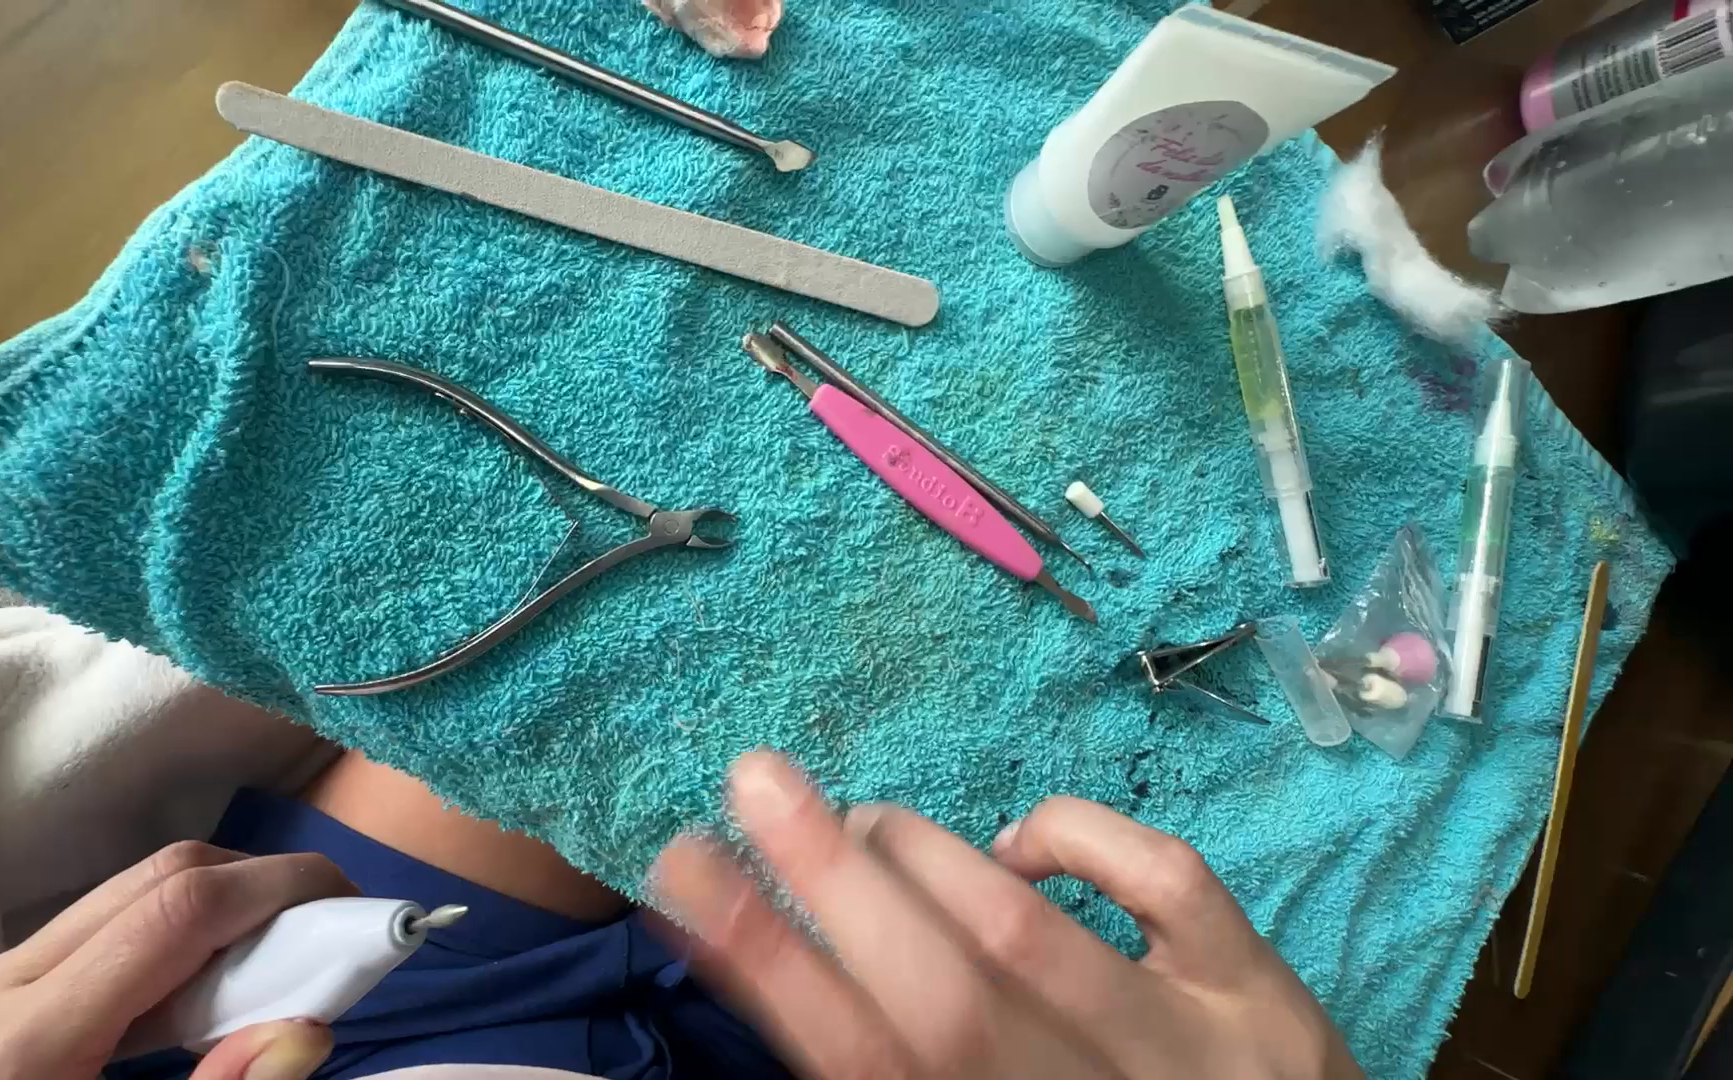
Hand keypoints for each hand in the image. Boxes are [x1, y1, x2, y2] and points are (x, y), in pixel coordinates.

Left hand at [0, 842, 356, 1079]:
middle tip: (322, 924)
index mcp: (14, 1052)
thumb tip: (313, 1027)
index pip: (179, 910)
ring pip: (142, 882)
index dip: (283, 885)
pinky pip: (116, 914)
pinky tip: (204, 976)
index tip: (349, 904)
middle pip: (167, 875)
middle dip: (266, 882)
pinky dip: (187, 922)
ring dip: (230, 896)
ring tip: (267, 953)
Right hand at [651, 752, 1361, 1079]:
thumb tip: (791, 950)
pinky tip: (1027, 844)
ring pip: (1029, 931)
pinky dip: (1076, 835)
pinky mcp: (1265, 998)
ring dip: (925, 852)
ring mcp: (1197, 1059)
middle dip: (828, 875)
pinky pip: (1166, 879)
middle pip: (939, 999)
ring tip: (868, 821)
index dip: (763, 961)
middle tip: (754, 777)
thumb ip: (891, 1052)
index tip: (686, 867)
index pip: (857, 1061)